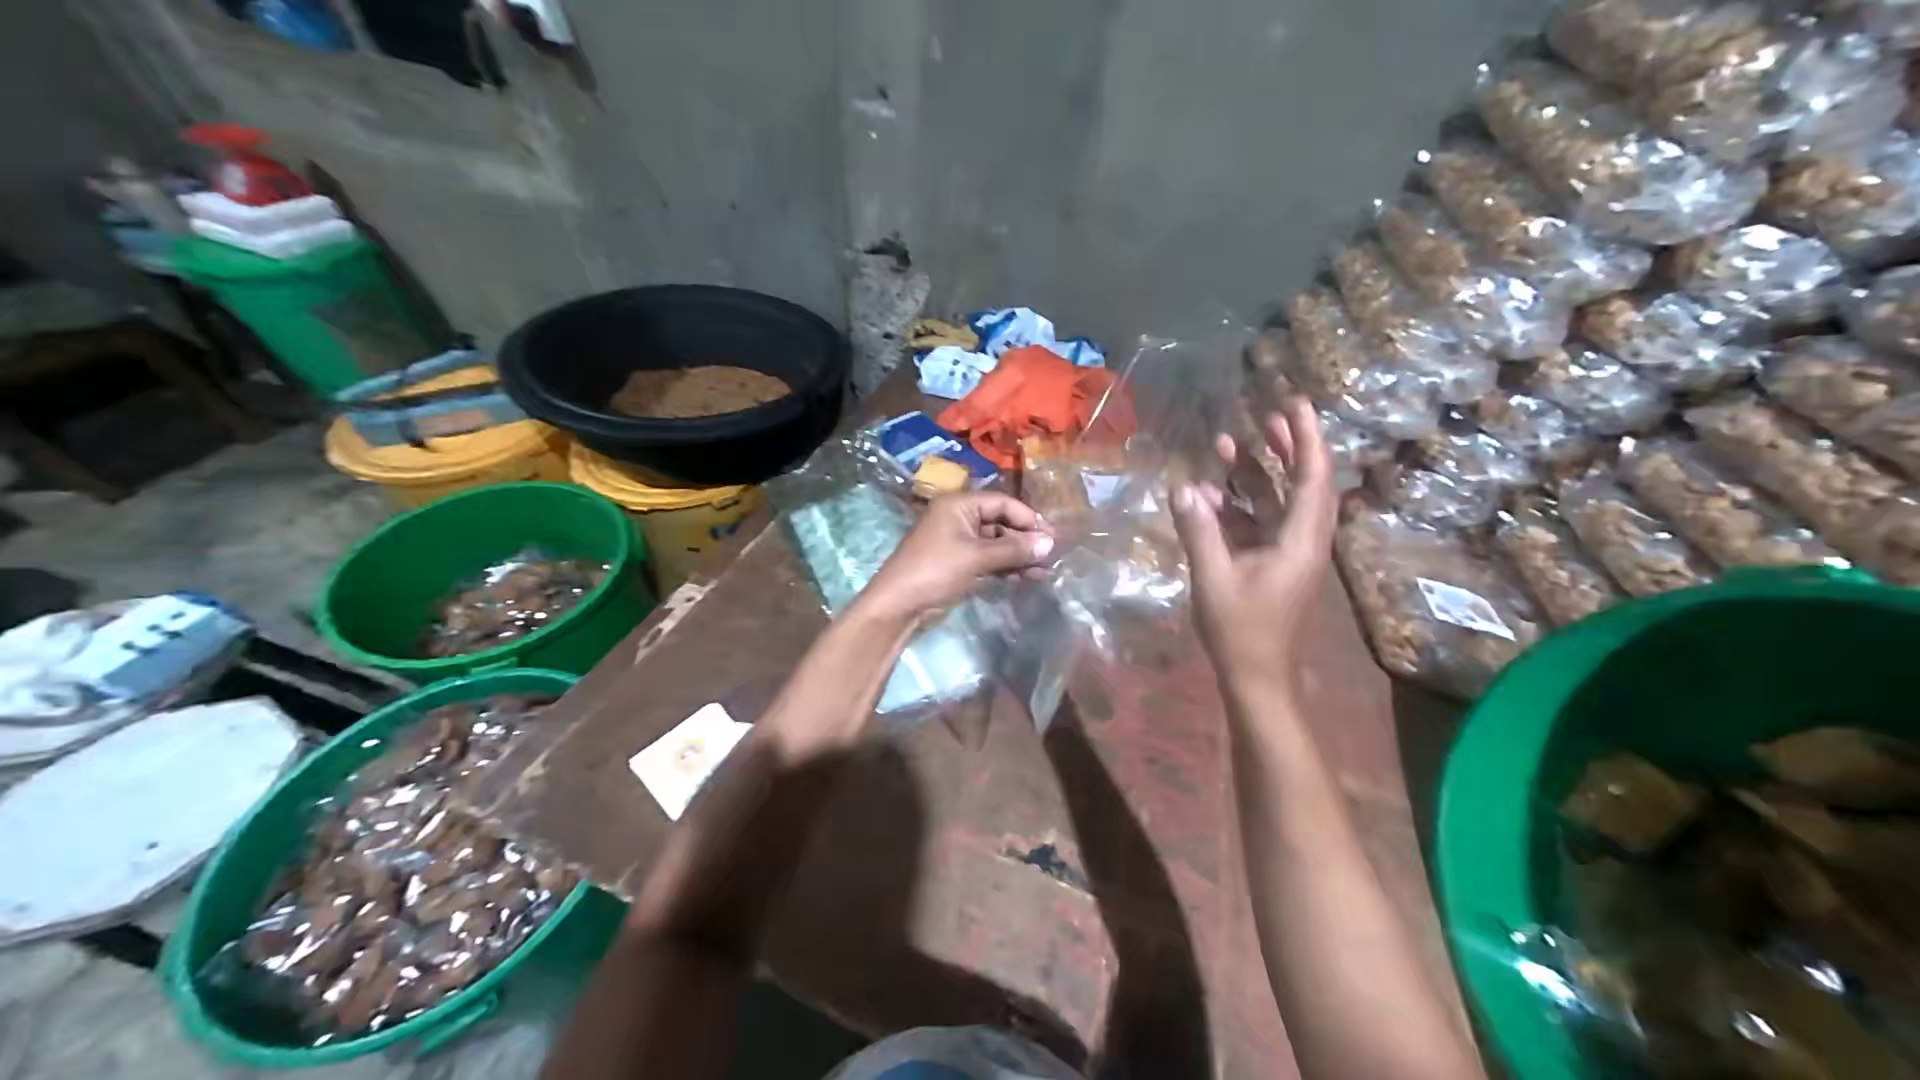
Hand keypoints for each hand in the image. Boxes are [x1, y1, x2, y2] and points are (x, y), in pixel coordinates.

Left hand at [856, 491, 1054, 623]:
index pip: (1003, 503)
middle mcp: (959, 518)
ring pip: (996, 543)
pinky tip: (1024, 578)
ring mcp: (958, 541)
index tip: (1052, 538)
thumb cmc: (936, 571)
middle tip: (1050, 557)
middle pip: (1001, 522)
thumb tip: (1050, 543)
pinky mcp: (958, 563)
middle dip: (1025, 540)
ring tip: (1041, 572)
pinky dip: (1005, 567)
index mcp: (959, 504)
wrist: (899, 605)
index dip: (1028, 519)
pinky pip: (988, 559)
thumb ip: (1014, 549)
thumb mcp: (977, 557)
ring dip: (1018, 556)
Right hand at [1171, 394, 1336, 691]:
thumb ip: (1199, 531)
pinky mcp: (1271, 565)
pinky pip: (1259, 523)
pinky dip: (1238, 506)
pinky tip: (1209, 495)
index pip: (1312, 479)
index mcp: (1301, 542)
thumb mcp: (1214, 578)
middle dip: (1286, 448)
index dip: (1306, 438)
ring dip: (1256, 475)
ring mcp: (1288, 553)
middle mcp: (1303, 541)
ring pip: (1278, 502)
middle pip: (1302, 484)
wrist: (1256, 677)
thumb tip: (1184, 487)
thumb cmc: (1241, 631)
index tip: (1295, 404)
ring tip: (1228, 446)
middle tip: (1264, 418)